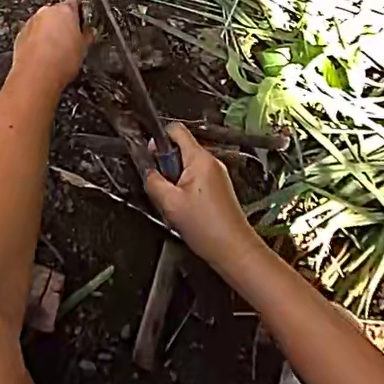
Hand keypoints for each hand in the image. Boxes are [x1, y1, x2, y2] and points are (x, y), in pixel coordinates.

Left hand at [11, 0, 91, 88]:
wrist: (36, 75)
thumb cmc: (60, 61)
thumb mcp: (83, 48)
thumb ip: (86, 34)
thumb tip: (88, 32)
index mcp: (65, 10)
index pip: (74, 2)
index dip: (78, 11)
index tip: (80, 20)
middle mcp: (46, 12)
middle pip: (57, 12)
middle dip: (62, 23)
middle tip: (70, 39)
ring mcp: (32, 22)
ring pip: (43, 23)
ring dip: (49, 32)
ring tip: (56, 50)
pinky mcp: (21, 34)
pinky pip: (32, 33)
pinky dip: (37, 41)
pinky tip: (44, 55)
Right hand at [144, 123, 260, 268]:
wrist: (235, 253)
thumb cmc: (209, 229)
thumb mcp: (170, 203)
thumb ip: (153, 181)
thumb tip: (147, 171)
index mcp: (200, 159)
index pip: (175, 130)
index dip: (159, 139)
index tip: (151, 155)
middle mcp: (211, 163)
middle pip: (179, 150)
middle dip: (166, 167)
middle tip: (164, 188)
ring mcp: (216, 176)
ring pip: (185, 168)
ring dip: (174, 182)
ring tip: (175, 204)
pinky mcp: (218, 189)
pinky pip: (194, 181)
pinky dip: (184, 192)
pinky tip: (185, 211)